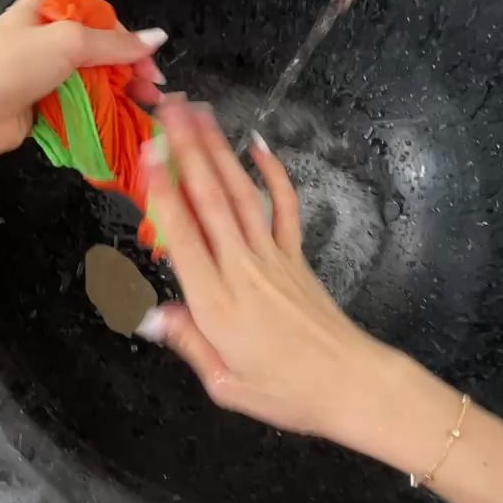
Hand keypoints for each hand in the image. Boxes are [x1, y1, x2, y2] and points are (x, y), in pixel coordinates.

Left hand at [0, 0, 165, 157]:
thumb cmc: (12, 65)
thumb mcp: (67, 42)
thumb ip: (114, 43)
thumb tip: (158, 36)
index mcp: (44, 12)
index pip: (100, 22)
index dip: (129, 42)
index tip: (151, 67)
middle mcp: (42, 40)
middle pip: (97, 54)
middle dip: (127, 72)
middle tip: (152, 94)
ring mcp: (39, 76)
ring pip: (88, 82)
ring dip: (116, 96)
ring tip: (142, 111)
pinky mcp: (37, 107)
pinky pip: (74, 107)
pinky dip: (95, 114)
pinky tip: (117, 124)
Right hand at [137, 97, 408, 441]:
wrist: (354, 385)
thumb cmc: (286, 392)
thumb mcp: (226, 384)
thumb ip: (188, 343)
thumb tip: (150, 314)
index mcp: (217, 302)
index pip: (183, 236)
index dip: (163, 190)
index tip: (148, 151)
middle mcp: (241, 267)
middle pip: (210, 199)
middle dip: (187, 150)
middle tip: (170, 110)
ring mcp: (272, 254)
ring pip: (241, 193)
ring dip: (218, 149)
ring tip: (199, 114)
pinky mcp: (295, 252)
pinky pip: (284, 205)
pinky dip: (272, 172)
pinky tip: (256, 144)